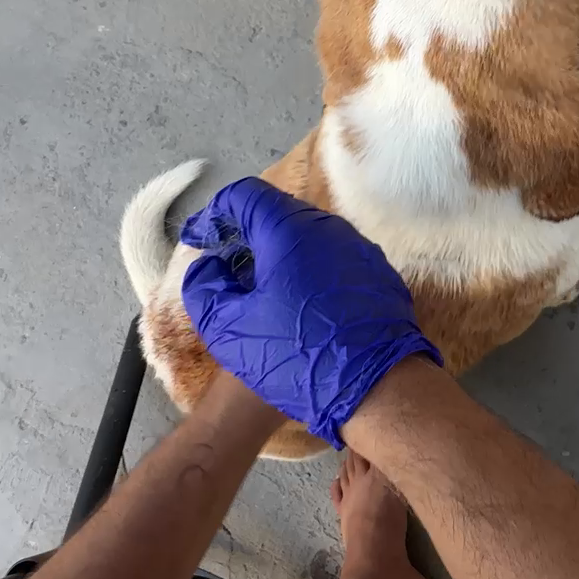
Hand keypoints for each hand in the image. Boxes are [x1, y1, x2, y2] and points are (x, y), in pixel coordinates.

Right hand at [178, 177, 439, 446]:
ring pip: (309, 235)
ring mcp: (361, 248)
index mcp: (291, 230)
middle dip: (246, 232)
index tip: (200, 242)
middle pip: (279, 212)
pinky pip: (334, 256)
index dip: (214, 214)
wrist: (377, 383)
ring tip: (258, 287)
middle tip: (225, 265)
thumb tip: (210, 266)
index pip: (246, 196)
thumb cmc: (296, 355)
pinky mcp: (378, 271)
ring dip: (278, 251)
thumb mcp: (229, 328)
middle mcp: (331, 228)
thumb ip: (206, 287)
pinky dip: (308, 267)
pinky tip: (298, 301)